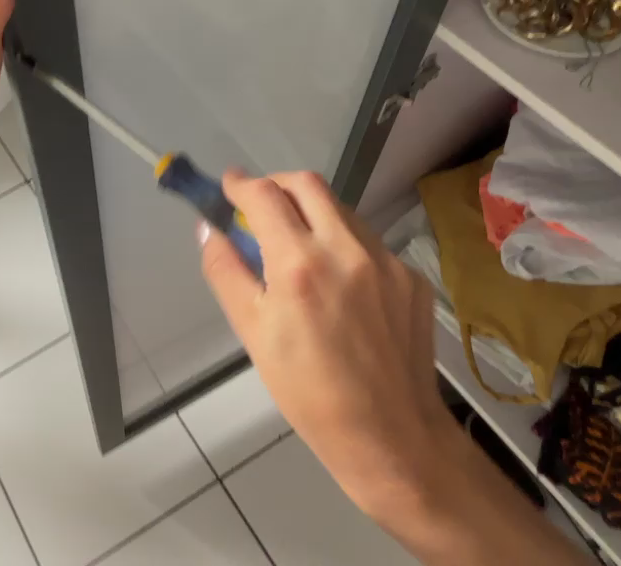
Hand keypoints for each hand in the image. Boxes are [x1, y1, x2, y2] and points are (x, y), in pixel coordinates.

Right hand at [200, 171, 454, 521]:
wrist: (392, 437)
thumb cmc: (307, 390)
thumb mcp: (251, 332)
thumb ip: (225, 270)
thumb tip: (209, 229)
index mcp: (299, 264)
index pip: (263, 196)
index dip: (240, 184)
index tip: (228, 185)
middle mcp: (346, 250)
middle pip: (307, 184)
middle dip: (276, 185)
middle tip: (259, 204)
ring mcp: (386, 262)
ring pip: (341, 210)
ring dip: (311, 213)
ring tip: (297, 248)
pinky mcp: (411, 279)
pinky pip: (368, 243)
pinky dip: (343, 246)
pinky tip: (338, 284)